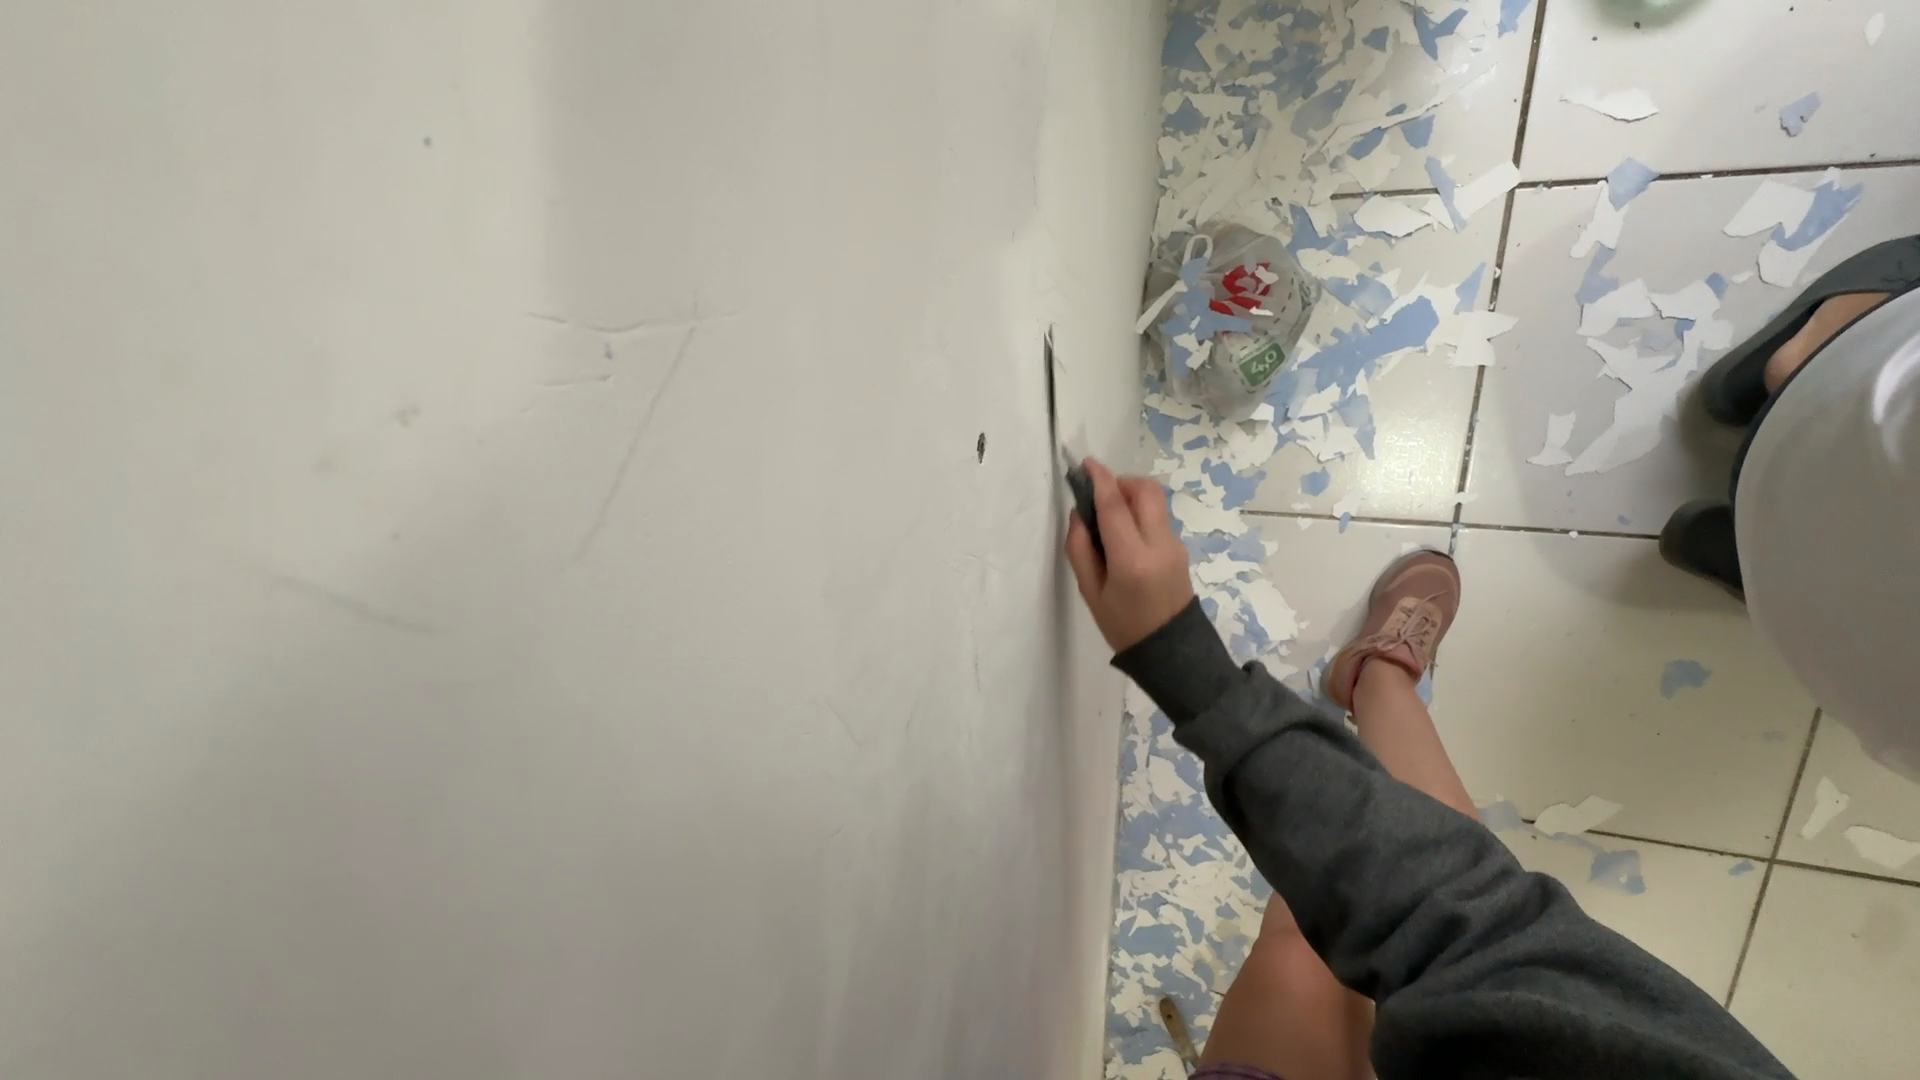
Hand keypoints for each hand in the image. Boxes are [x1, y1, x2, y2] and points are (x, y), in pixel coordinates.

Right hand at [1064, 458, 1194, 652]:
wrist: (1171, 651)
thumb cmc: (1123, 626)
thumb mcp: (1090, 592)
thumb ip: (1080, 549)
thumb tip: (1080, 513)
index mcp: (1132, 560)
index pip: (1115, 506)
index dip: (1100, 479)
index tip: (1086, 464)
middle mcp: (1159, 545)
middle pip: (1145, 491)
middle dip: (1121, 482)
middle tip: (1099, 495)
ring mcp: (1175, 545)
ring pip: (1154, 502)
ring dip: (1130, 497)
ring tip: (1109, 518)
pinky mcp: (1180, 548)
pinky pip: (1157, 518)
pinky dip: (1139, 514)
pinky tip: (1123, 535)